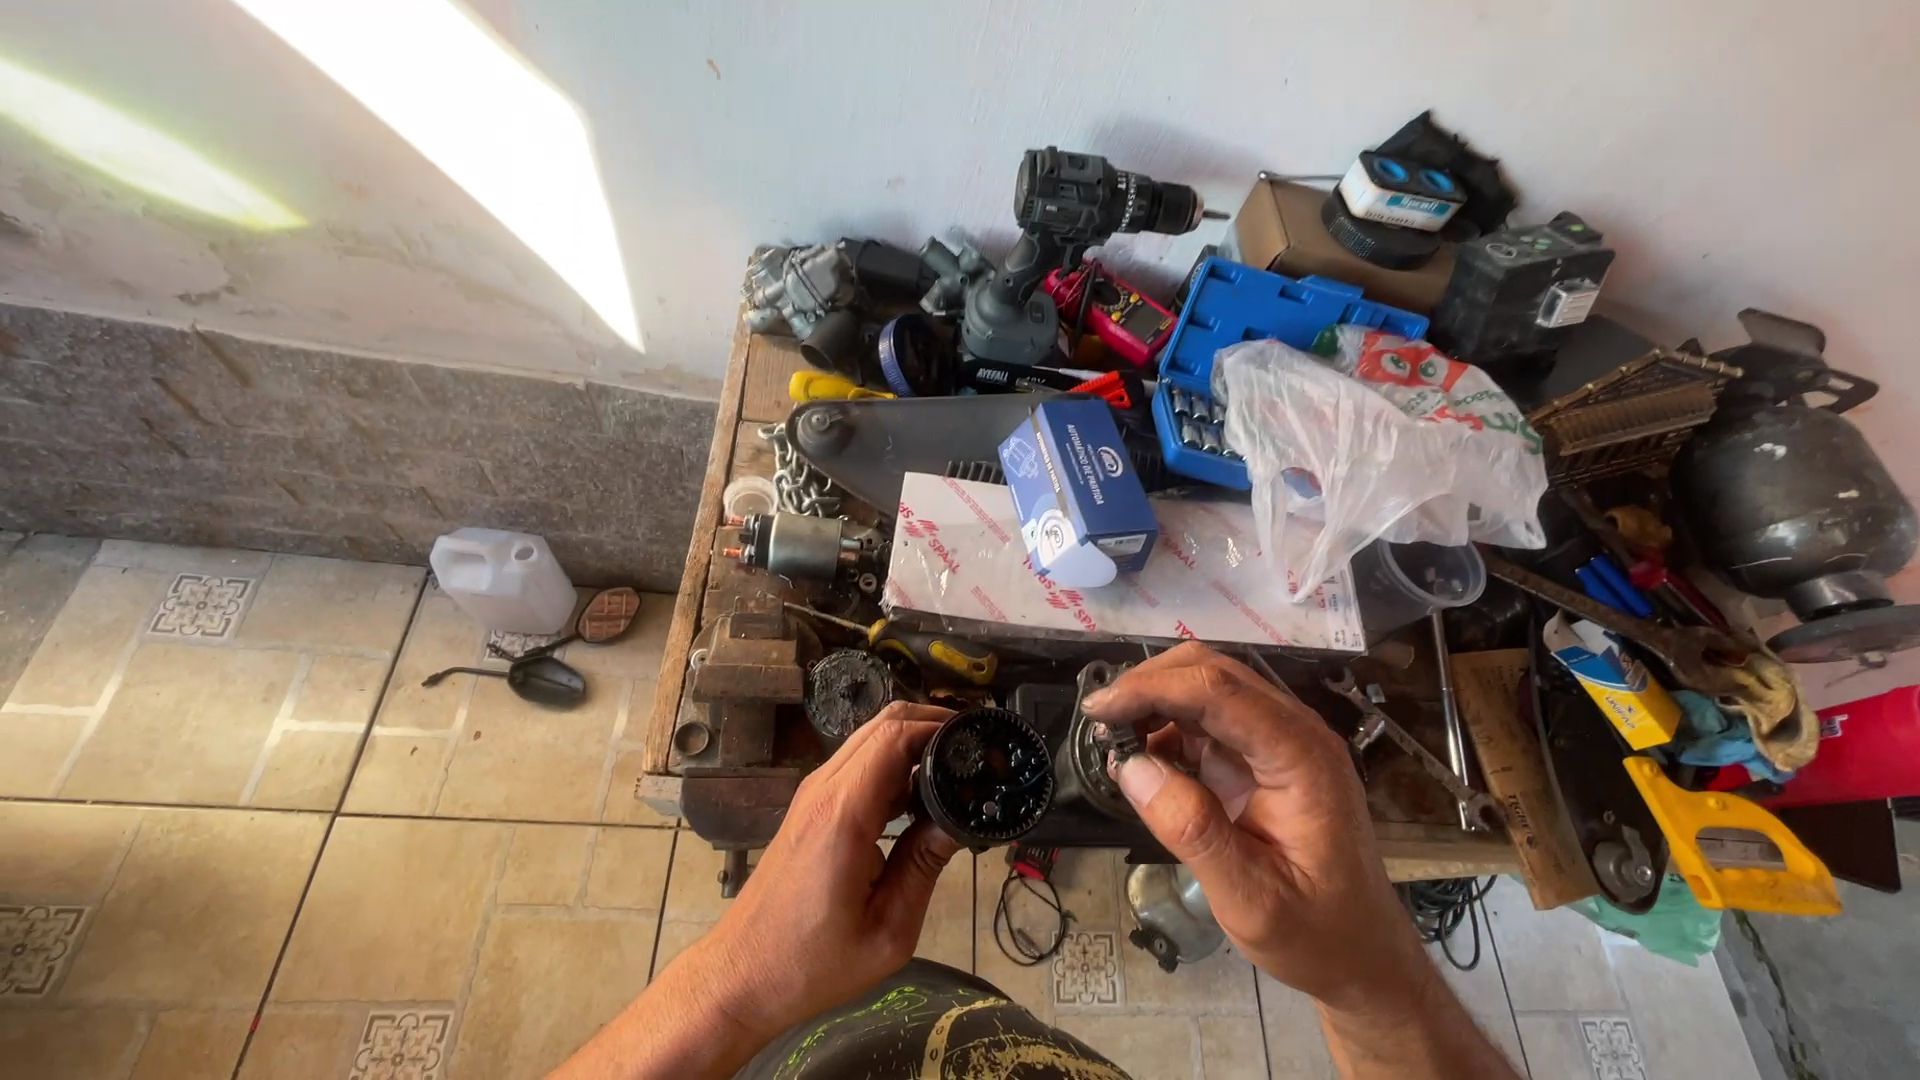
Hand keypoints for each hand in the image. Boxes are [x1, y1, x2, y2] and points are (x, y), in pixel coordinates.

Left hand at [667, 703, 964, 1042]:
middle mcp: (825, 789)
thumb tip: (957, 818)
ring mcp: (813, 794)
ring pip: (868, 738)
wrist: (742, 975)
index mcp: (844, 813)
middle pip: (882, 724)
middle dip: (929, 723)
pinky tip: (918, 794)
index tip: (975, 740)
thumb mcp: (888, 930)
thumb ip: (925, 865)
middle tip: (971, 750)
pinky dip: (891, 761)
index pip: (894, 736)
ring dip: (910, 741)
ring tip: (952, 770)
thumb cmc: (813, 962)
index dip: (937, 726)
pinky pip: (857, 763)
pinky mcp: (810, 806)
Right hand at [1082, 643, 1433, 1017]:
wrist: (1361, 957)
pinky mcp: (1258, 756)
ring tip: (1114, 744)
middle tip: (1100, 724)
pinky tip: (1141, 760)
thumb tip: (1132, 767)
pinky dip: (1164, 726)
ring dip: (1153, 702)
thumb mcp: (1252, 900)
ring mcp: (1276, 741)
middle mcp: (1292, 732)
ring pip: (1204, 687)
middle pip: (1211, 672)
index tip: (1096, 711)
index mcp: (1300, 756)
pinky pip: (1204, 719)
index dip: (1151, 688)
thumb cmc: (1316, 934)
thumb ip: (1194, 831)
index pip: (1218, 691)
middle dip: (1148, 685)